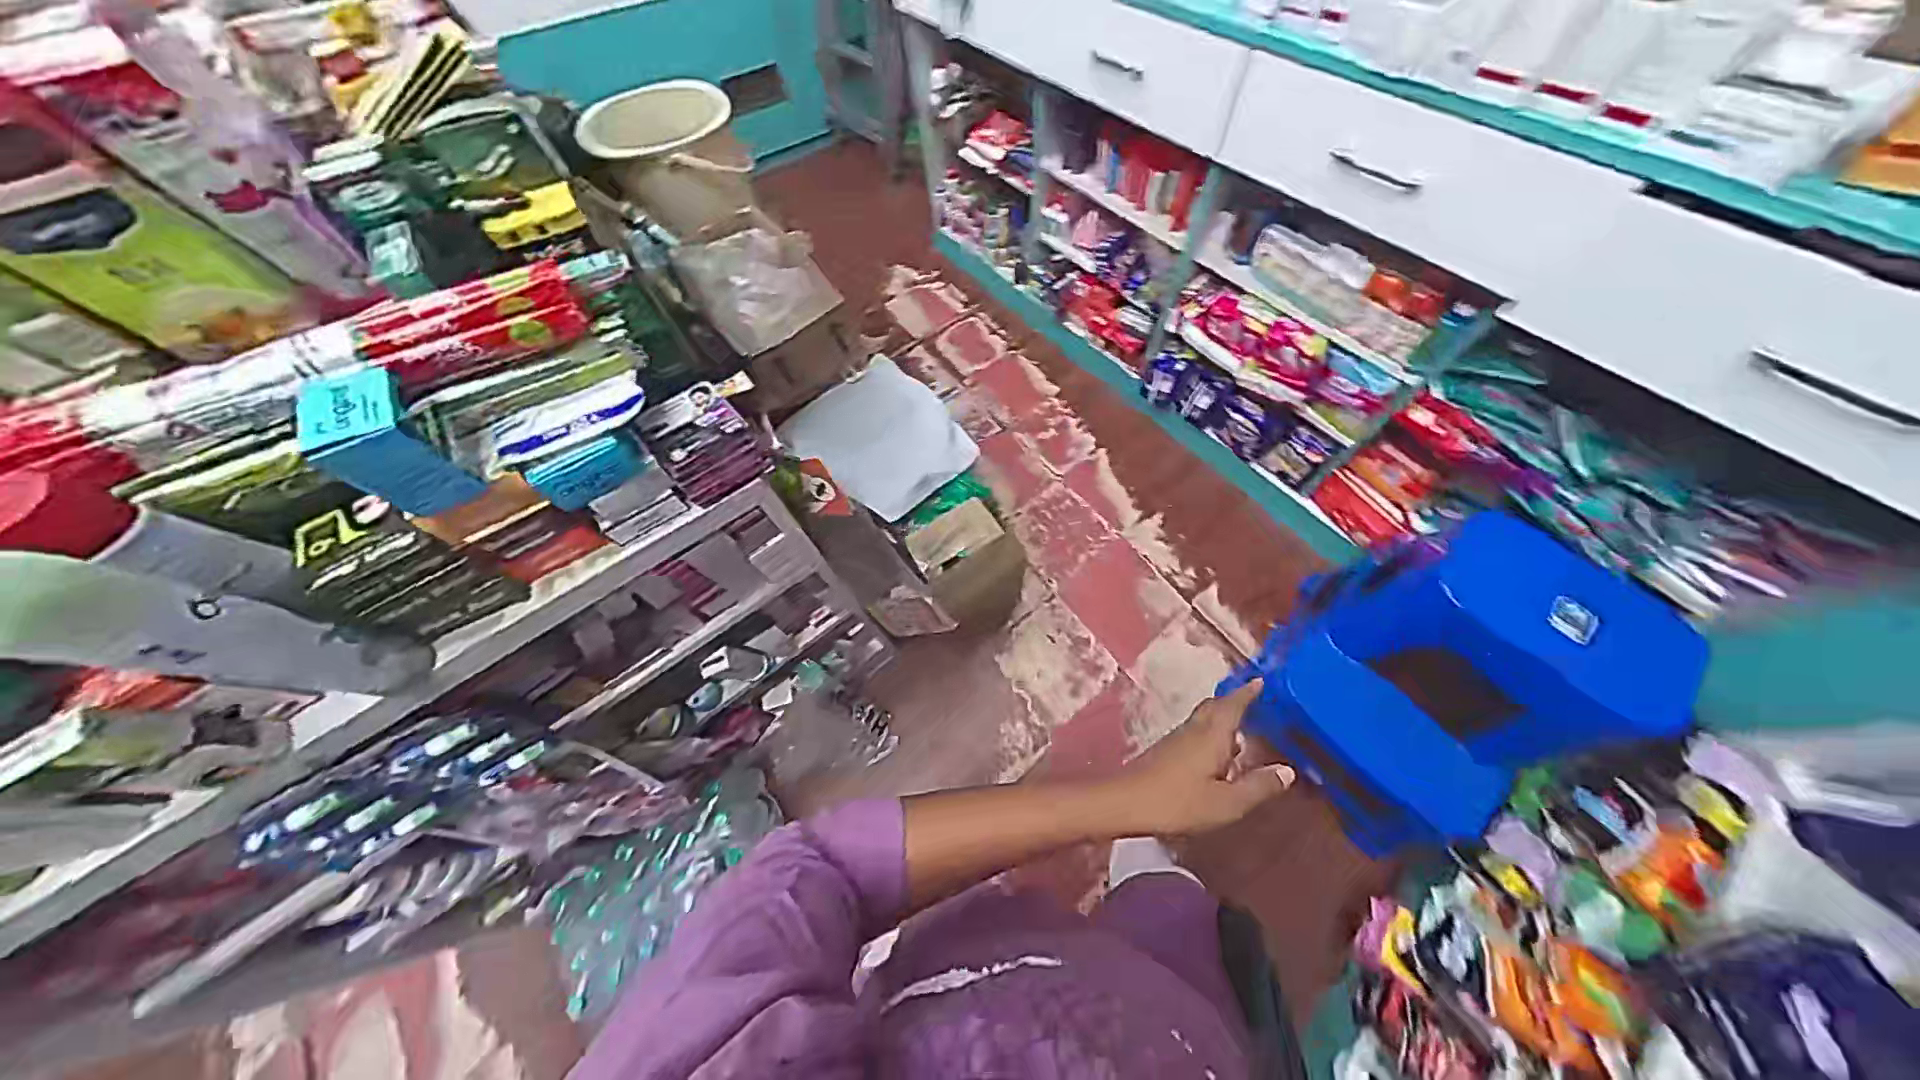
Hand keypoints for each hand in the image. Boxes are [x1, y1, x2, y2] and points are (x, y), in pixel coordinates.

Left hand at [1107, 680, 1295, 835]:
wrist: (1125, 802)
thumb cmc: (1179, 801)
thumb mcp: (1227, 802)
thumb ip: (1258, 786)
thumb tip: (1287, 769)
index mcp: (1212, 734)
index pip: (1233, 704)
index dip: (1248, 692)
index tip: (1261, 680)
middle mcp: (1194, 729)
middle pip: (1216, 707)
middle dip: (1235, 702)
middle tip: (1256, 701)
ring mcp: (1177, 739)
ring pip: (1204, 720)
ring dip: (1223, 719)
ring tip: (1245, 729)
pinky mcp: (1167, 752)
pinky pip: (1196, 733)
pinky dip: (1212, 734)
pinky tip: (1219, 755)